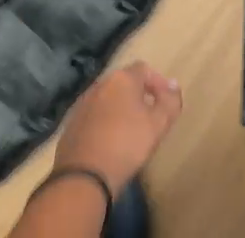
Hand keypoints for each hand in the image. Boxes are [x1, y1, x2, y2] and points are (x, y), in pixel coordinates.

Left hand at [53, 61, 183, 189]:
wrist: (83, 176)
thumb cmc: (126, 145)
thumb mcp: (158, 124)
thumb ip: (170, 101)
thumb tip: (173, 85)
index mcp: (122, 79)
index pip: (144, 69)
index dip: (158, 82)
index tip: (166, 102)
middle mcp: (100, 84)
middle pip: (124, 83)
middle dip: (139, 96)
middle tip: (150, 117)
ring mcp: (82, 104)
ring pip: (108, 99)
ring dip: (120, 109)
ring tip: (131, 131)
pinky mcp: (71, 124)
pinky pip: (94, 116)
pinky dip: (104, 123)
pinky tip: (110, 143)